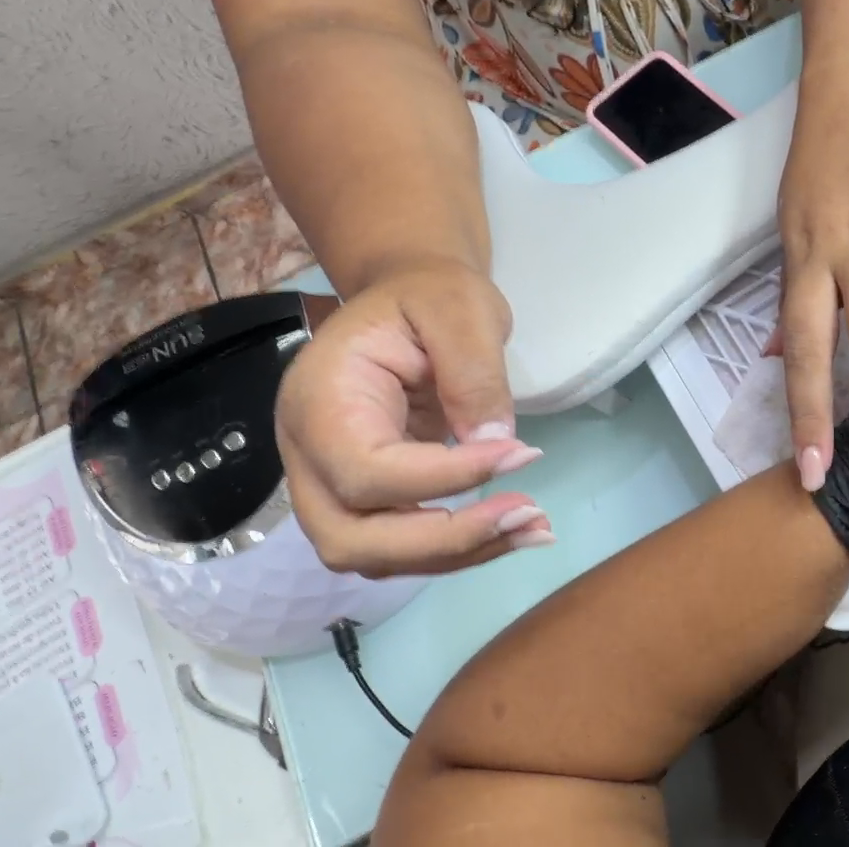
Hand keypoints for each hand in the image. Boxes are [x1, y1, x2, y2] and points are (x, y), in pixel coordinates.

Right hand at [277, 258, 551, 575]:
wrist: (412, 297)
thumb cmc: (430, 294)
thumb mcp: (459, 307)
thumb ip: (473, 372)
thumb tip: (494, 445)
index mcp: (320, 400)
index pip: (367, 469)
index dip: (446, 477)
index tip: (524, 455)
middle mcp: (309, 454)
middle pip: (352, 537)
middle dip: (445, 540)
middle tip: (529, 513)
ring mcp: (332, 481)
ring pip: (377, 553)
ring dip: (460, 553)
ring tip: (539, 529)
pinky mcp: (371, 495)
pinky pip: (403, 542)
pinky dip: (461, 546)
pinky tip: (518, 527)